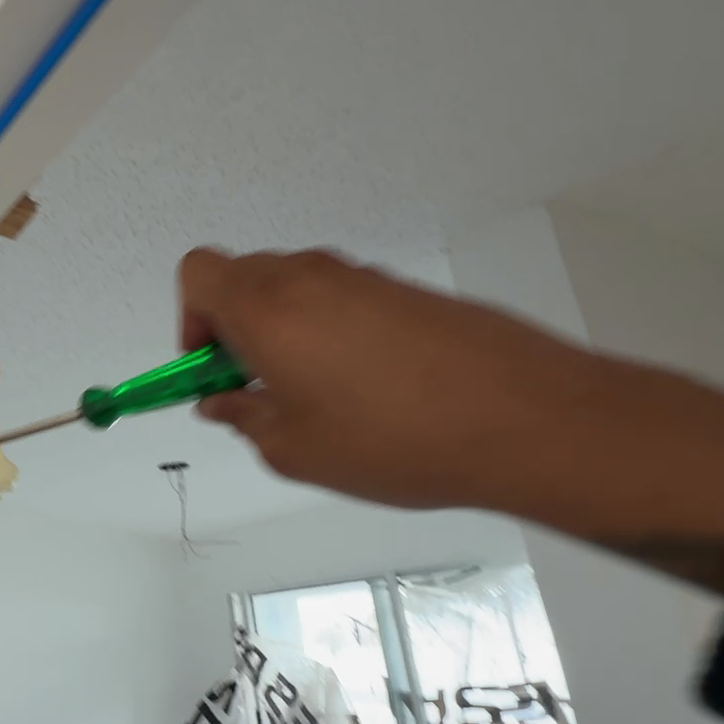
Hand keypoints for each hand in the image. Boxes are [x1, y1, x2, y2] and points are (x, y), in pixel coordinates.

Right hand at [177, 248, 723, 591]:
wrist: (533, 421)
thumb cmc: (395, 438)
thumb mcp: (291, 449)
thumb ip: (242, 417)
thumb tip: (226, 402)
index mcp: (267, 308)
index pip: (198, 274)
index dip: (190, 320)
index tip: (211, 366)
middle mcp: (311, 278)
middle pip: (243, 279)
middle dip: (232, 328)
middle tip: (254, 385)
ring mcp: (365, 280)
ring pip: (294, 289)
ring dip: (282, 331)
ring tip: (313, 395)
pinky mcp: (410, 292)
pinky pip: (343, 300)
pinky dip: (329, 333)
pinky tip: (365, 389)